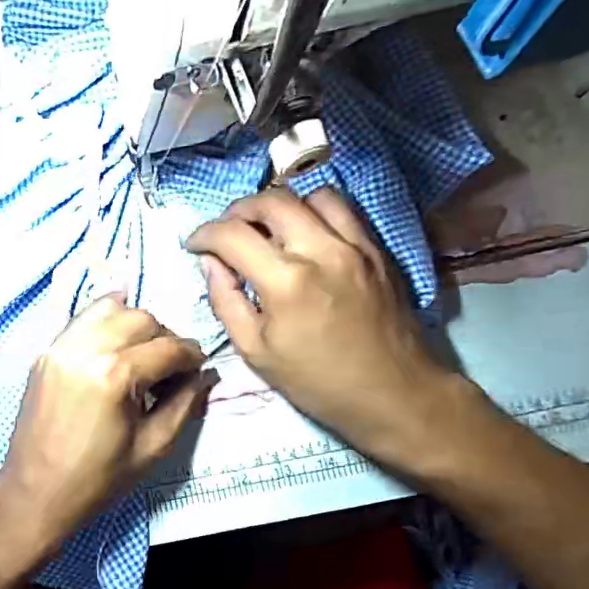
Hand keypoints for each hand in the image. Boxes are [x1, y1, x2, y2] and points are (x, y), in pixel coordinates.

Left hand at [0, 292, 211, 557]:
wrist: (36, 494)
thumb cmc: (98, 479)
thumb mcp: (153, 447)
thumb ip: (184, 404)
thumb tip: (206, 376)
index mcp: (115, 376)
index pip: (167, 347)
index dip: (192, 356)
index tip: (200, 368)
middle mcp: (86, 350)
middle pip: (141, 319)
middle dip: (165, 337)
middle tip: (171, 367)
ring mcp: (60, 347)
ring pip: (111, 310)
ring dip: (135, 325)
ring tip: (142, 354)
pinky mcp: (46, 353)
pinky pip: (82, 319)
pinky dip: (105, 321)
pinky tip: (118, 340)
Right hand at [186, 188, 476, 465]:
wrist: (392, 393)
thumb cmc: (318, 383)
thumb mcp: (257, 353)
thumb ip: (226, 302)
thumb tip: (211, 263)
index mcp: (286, 283)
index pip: (232, 234)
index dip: (204, 234)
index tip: (196, 245)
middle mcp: (321, 251)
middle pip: (271, 201)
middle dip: (238, 210)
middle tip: (228, 232)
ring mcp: (354, 245)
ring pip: (310, 195)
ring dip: (281, 205)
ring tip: (270, 229)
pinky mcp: (377, 249)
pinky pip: (344, 209)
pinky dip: (317, 211)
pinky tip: (308, 234)